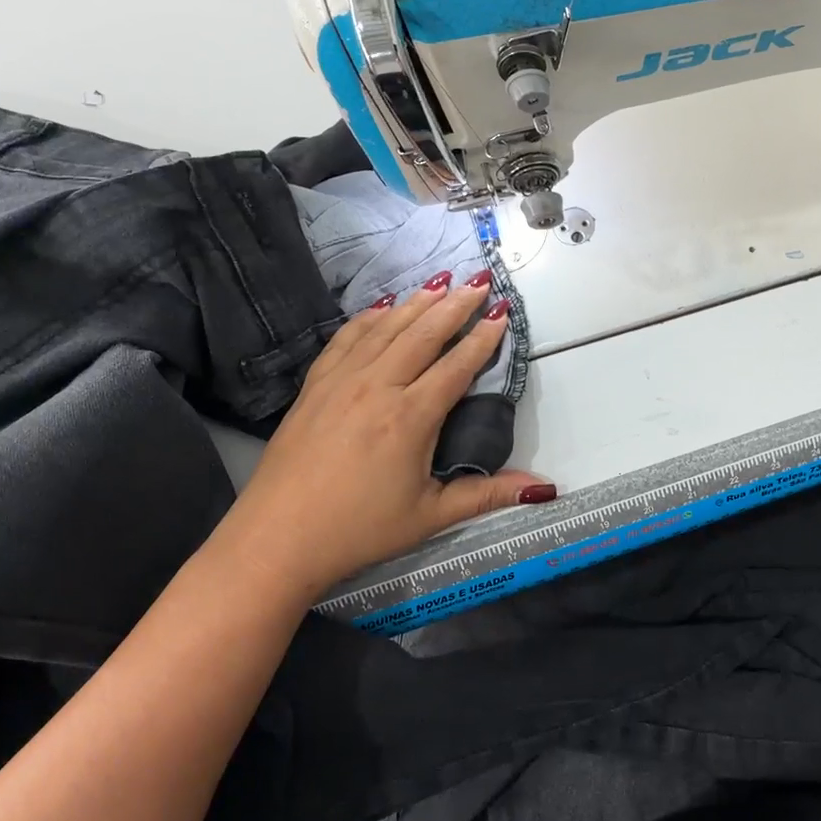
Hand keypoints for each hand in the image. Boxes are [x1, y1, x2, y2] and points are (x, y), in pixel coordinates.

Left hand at [219, 269, 550, 601]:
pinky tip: (383, 307)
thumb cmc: (359, 530)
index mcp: (410, 418)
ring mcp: (341, 382)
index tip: (501, 313)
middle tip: (479, 280)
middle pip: (423, 335)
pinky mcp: (314, 387)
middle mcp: (377, 387)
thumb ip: (488, 494)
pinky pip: (346, 340)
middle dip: (455, 305)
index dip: (482, 338)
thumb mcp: (431, 516)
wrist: (276, 539)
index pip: (456, 366)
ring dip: (417, 303)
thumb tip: (544, 489)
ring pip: (386, 329)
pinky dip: (368, 318)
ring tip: (441, 282)